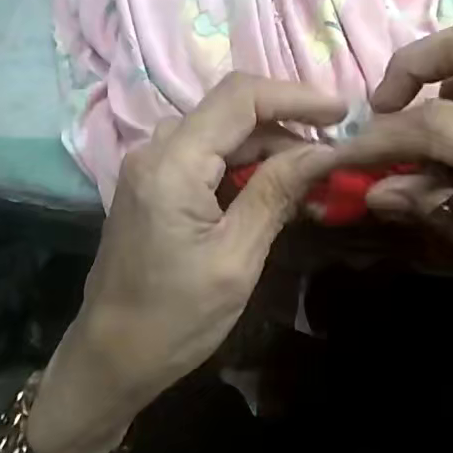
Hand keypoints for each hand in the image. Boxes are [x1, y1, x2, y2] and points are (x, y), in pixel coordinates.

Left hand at [28, 74, 345, 452]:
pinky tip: (272, 189)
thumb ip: (275, 193)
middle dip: (285, 128)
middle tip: (333, 160)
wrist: (111, 356)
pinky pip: (202, 157)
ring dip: (266, 147)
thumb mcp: (236, 259)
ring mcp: (148, 167)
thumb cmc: (175, 318)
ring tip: (311, 177)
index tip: (341, 114)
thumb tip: (324, 150)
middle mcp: (154, 151)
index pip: (238, 97)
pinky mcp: (151, 186)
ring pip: (218, 133)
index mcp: (171, 164)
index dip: (294, 96)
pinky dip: (240, 166)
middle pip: (229, 113)